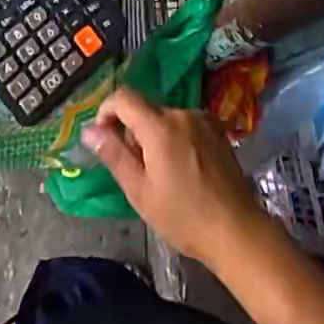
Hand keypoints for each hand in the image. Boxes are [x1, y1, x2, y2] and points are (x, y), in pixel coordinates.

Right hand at [83, 88, 277, 268]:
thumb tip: (90, 130)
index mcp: (161, 125)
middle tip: (132, 169)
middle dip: (131, 131)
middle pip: (146, 109)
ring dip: (153, 136)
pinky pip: (185, 125)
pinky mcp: (217, 129)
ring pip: (166, 118)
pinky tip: (179, 169)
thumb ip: (114, 154)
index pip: (125, 97)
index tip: (102, 137)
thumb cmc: (182, 214)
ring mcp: (204, 119)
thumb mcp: (140, 190)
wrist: (234, 226)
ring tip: (158, 174)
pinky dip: (174, 138)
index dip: (106, 111)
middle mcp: (183, 113)